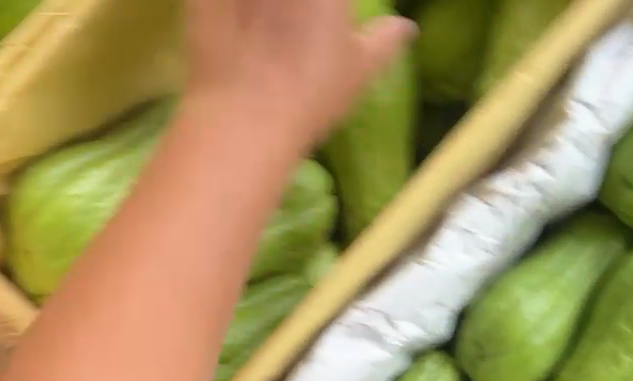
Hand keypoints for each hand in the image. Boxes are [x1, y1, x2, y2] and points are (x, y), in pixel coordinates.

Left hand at [183, 0, 413, 154]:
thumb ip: (385, 41)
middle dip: (300, 11)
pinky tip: (235, 25)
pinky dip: (226, 9)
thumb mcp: (360, 71)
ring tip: (265, 25)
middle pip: (304, 0)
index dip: (333, 7)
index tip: (334, 17)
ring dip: (262, 10)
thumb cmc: (311, 95)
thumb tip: (406, 27)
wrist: (246, 117)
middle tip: (296, 28)